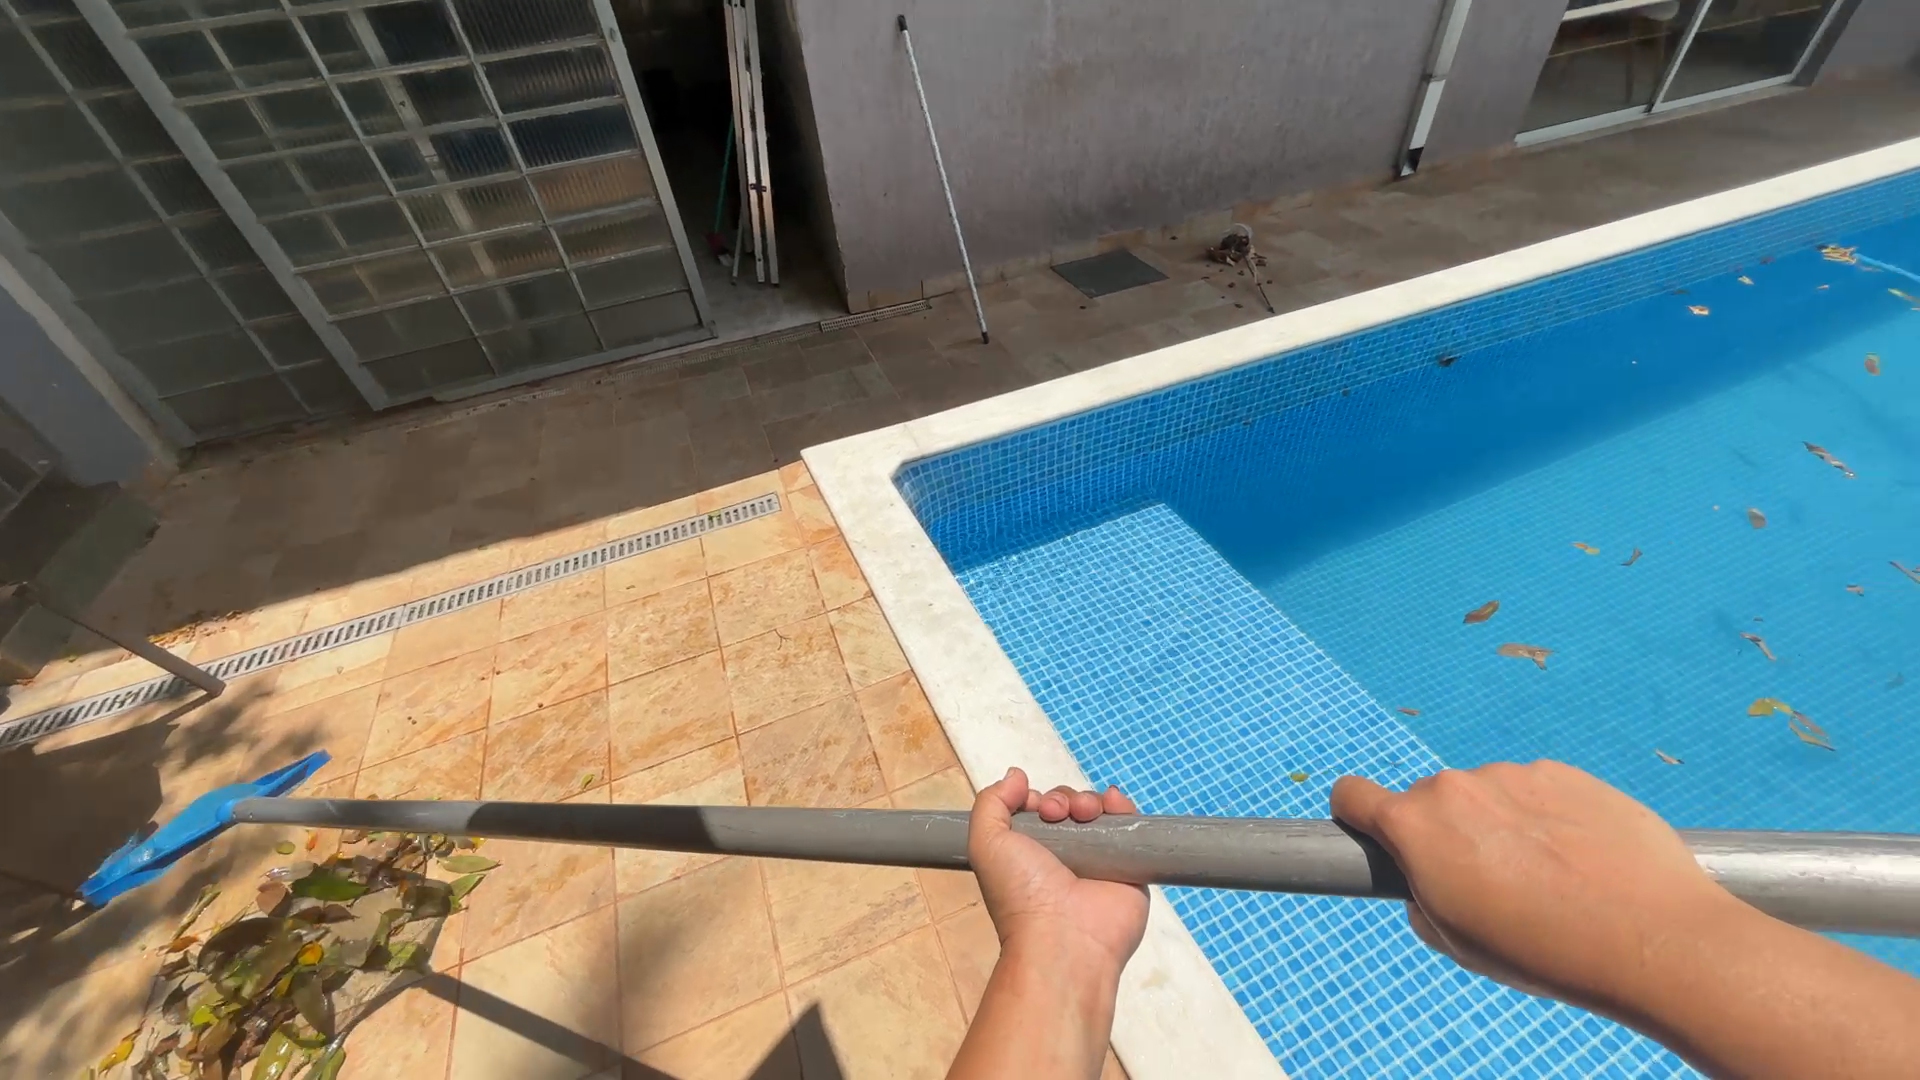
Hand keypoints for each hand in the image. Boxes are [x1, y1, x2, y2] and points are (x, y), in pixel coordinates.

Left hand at [967, 767, 1149, 975]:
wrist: (1064, 940)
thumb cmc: (1021, 891)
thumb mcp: (986, 843)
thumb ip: (992, 802)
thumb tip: (1017, 776)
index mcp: (1031, 852)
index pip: (1039, 809)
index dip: (1037, 799)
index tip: (1036, 806)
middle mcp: (1065, 855)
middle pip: (1068, 806)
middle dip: (1062, 800)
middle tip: (1058, 814)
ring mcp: (1098, 860)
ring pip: (1097, 811)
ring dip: (1089, 800)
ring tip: (1085, 814)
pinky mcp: (1129, 866)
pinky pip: (1128, 825)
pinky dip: (1121, 806)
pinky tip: (1114, 804)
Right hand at [1330, 761, 1742, 1016]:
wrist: (1659, 943)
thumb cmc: (1543, 952)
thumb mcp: (1455, 942)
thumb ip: (1418, 896)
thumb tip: (1426, 878)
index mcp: (1412, 825)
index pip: (1350, 793)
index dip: (1357, 815)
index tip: (1383, 839)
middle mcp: (1451, 787)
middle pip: (1428, 801)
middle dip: (1447, 831)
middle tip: (1493, 880)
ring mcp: (1508, 774)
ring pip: (1485, 795)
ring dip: (1500, 823)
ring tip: (1553, 873)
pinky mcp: (1563, 773)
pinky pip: (1536, 789)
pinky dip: (1547, 815)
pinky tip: (1584, 857)